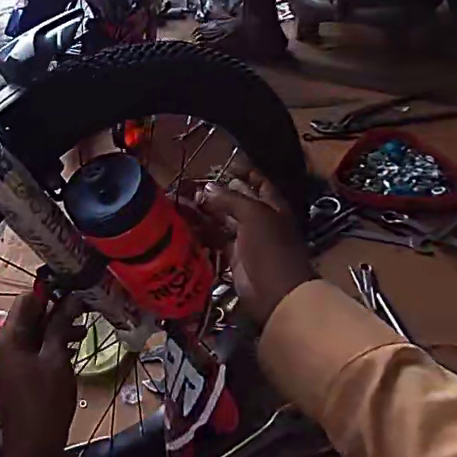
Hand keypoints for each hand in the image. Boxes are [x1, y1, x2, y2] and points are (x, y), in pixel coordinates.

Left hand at [0, 284, 85, 456]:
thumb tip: (71, 299)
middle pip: (28, 317)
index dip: (49, 294)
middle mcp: (3, 345)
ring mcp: (8, 361)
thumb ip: (60, 327)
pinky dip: (49, 345)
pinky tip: (71, 347)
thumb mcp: (57, 361)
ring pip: (32, 334)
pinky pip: (32, 350)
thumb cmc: (46, 403)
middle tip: (84, 310)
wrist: (33, 449)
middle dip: (55, 312)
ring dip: (55, 329)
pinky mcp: (16, 374)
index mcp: (8, 339)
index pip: (26, 302)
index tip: (74, 291)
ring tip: (83, 329)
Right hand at [195, 172, 316, 324]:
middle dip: (216, 192)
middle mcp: (260, 220)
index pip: (259, 183)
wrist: (275, 291)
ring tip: (181, 201)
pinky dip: (200, 230)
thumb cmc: (270, 247)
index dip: (244, 173)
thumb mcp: (254, 215)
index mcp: (272, 207)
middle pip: (236, 200)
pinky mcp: (232, 255)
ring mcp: (246, 238)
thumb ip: (230, 198)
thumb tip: (207, 187)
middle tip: (191, 184)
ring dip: (203, 210)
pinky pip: (214, 237)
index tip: (222, 164)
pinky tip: (184, 222)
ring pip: (222, 219)